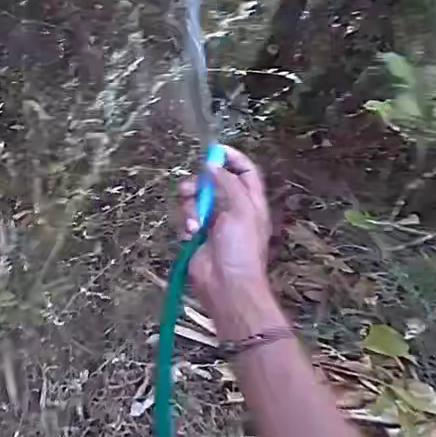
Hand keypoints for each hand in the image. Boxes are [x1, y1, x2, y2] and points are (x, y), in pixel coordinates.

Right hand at [178, 146, 276, 333]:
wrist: (227, 286)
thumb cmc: (241, 249)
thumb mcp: (241, 210)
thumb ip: (227, 183)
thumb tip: (212, 165)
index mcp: (250, 201)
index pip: (244, 170)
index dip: (231, 157)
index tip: (213, 150)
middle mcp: (232, 208)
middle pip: (213, 181)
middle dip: (200, 184)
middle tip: (194, 189)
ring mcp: (213, 221)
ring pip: (194, 198)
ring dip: (190, 207)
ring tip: (194, 223)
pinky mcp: (195, 234)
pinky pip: (184, 217)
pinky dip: (185, 223)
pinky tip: (190, 235)